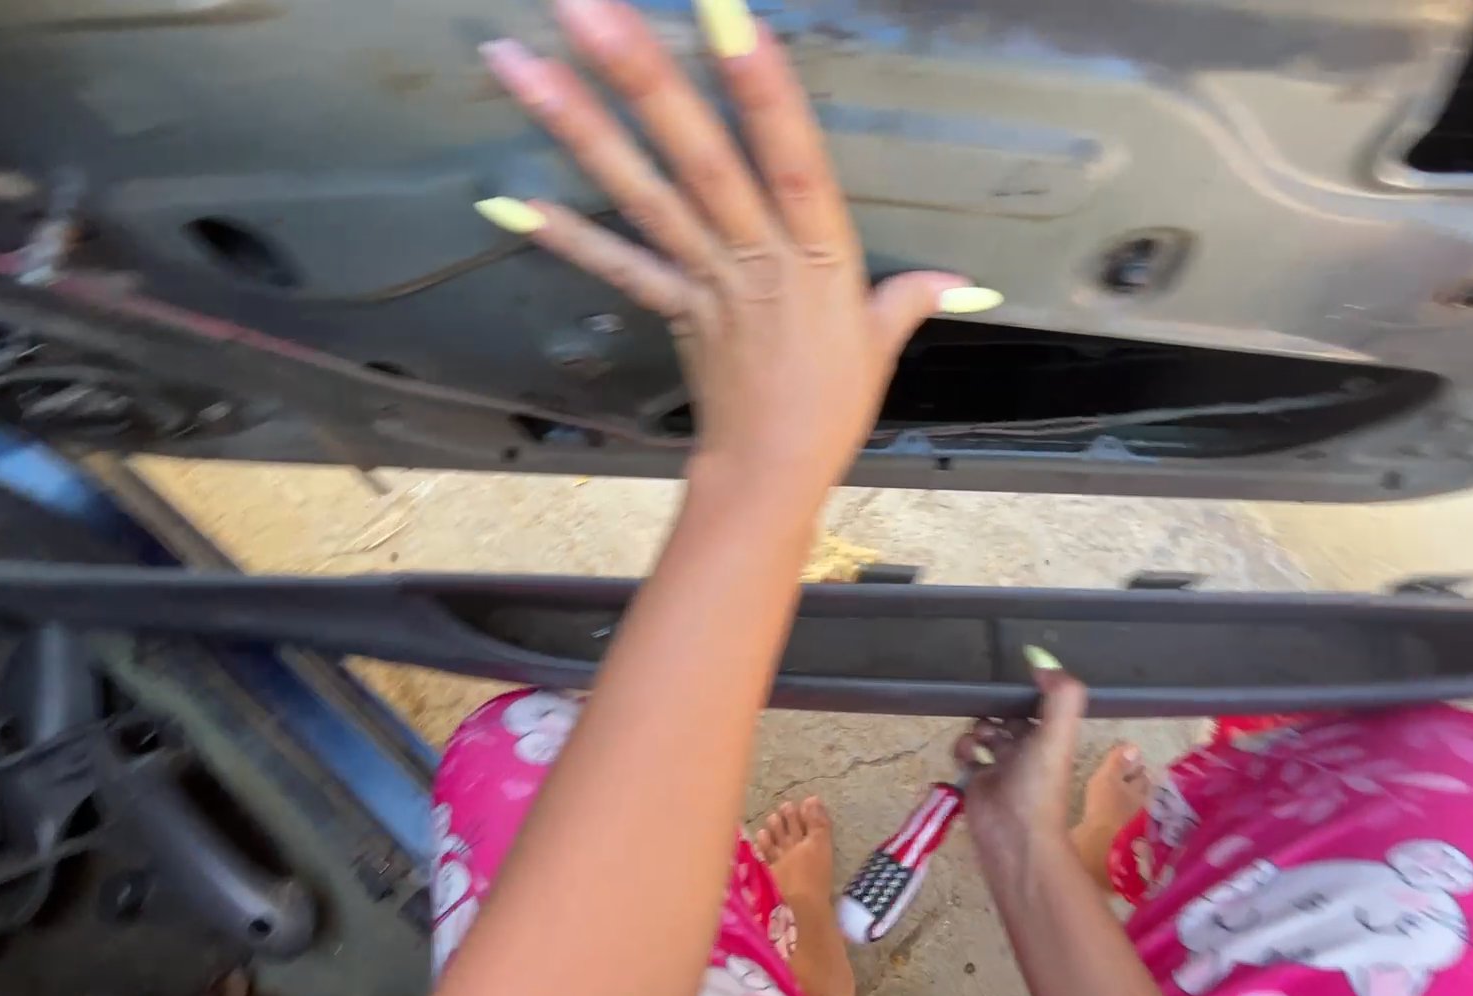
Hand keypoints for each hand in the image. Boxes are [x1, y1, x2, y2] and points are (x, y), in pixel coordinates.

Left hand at [476, 0, 1002, 489]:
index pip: (795, 162)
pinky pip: (620, 270)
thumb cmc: (832, 409)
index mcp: (821, 258)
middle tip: (584, 5)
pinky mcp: (674, 311)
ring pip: (648, 202)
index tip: (727, 16)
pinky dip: (569, 236)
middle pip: (702, 163)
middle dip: (647, 81)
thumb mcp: (881, 347)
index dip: (764, 93)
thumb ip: (909, 299)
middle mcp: (758, 259)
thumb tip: (962, 280)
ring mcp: (707, 284)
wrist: (773, 471)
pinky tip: (511, 200)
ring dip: (585, 133)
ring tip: (521, 65)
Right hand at [953, 647, 1089, 868]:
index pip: (1039, 707)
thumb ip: (1059, 695)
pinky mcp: (976, 781)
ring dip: (977, 729)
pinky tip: (968, 757)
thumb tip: (1041, 660)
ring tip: (979, 741)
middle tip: (990, 712)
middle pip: (1008, 718)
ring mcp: (1001, 767)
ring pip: (984, 733)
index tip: (1013, 679)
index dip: (1027, 693)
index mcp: (1051, 740)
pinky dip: (963, 750)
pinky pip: (965, 754)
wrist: (1014, 837)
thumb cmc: (1039, 784)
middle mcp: (1027, 752)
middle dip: (996, 711)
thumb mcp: (1058, 734)